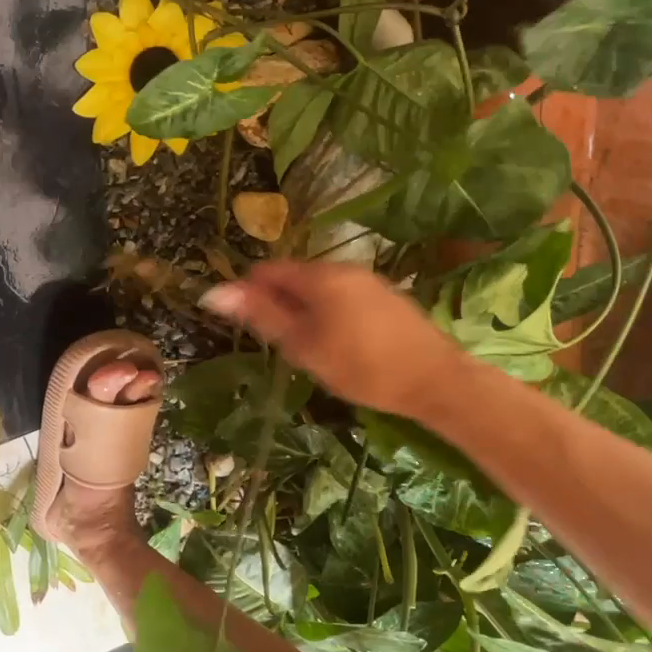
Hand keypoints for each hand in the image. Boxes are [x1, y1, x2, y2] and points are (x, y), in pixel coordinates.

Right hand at [200, 260, 471, 418]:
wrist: (437, 381)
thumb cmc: (361, 367)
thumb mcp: (302, 345)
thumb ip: (260, 315)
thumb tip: (214, 292)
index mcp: (319, 276)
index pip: (266, 270)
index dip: (249, 295)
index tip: (251, 328)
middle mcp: (344, 269)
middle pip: (294, 278)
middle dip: (280, 305)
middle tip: (284, 346)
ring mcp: (369, 281)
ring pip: (319, 289)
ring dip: (305, 312)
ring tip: (312, 350)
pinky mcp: (387, 296)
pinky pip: (343, 297)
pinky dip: (330, 315)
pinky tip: (341, 347)